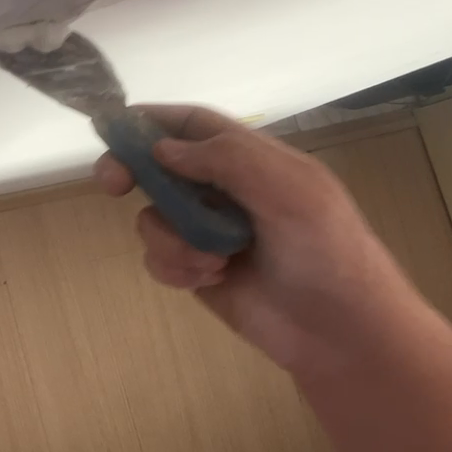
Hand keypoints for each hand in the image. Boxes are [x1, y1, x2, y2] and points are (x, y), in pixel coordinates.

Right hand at [93, 105, 427, 373]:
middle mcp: (222, 191)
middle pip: (157, 166)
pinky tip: (207, 279)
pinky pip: (157, 258)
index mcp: (251, 161)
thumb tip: (160, 148)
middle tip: (113, 185)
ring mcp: (205, 231)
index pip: (192, 125)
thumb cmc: (327, 252)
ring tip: (210, 262)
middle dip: (130, 172)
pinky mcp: (195, 268)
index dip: (151, 119)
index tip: (111, 127)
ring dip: (170, 240)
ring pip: (153, 218)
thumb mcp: (291, 192)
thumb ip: (228, 160)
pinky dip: (173, 268)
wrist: (340, 332)